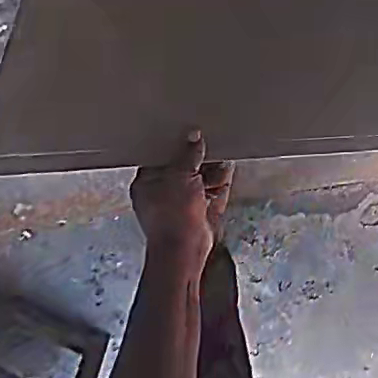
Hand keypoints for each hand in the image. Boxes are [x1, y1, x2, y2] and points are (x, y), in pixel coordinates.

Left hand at [130, 131, 234, 277]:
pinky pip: (216, 185)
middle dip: (199, 152)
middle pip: (185, 162)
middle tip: (210, 135)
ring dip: (213, 164)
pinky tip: (228, 165)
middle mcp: (166, 188)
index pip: (160, 155)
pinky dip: (222, 177)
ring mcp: (187, 197)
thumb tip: (193, 134)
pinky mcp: (204, 205)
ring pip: (203, 172)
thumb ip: (188, 154)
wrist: (185, 250)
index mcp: (149, 182)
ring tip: (221, 151)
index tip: (188, 126)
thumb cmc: (173, 214)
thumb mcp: (179, 176)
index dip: (174, 142)